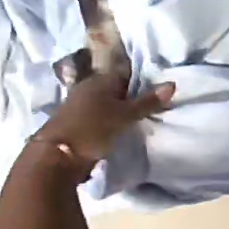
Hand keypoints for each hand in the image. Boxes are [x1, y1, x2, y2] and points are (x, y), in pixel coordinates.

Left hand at [35, 73, 175, 164]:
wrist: (56, 157)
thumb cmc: (92, 130)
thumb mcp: (124, 116)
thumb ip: (147, 102)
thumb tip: (171, 83)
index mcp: (100, 80)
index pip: (125, 71)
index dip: (141, 77)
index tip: (157, 85)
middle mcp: (88, 87)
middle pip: (114, 87)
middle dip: (130, 94)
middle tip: (152, 103)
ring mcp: (79, 105)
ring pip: (106, 102)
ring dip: (119, 109)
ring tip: (139, 117)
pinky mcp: (75, 122)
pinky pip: (98, 116)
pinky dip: (109, 120)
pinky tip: (119, 128)